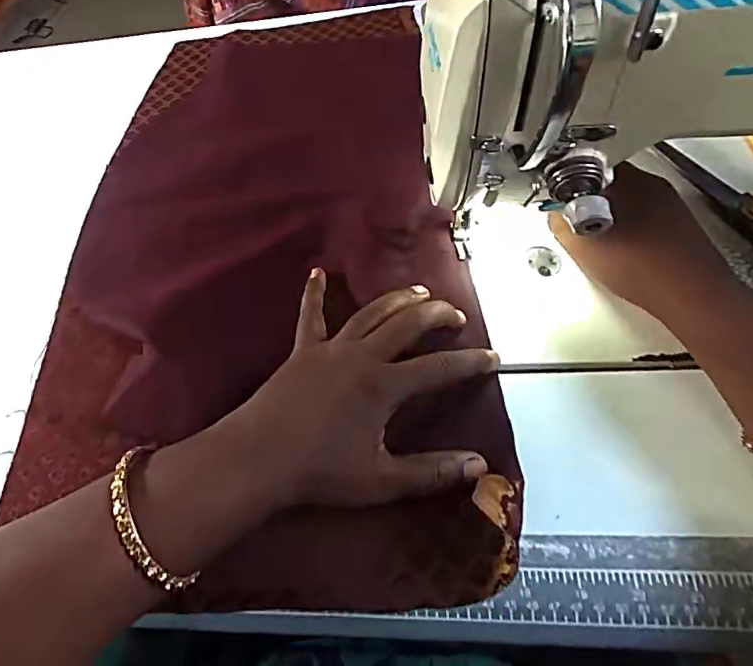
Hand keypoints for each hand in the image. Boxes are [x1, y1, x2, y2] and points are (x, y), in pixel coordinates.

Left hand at [215, 269, 498, 510]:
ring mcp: (329, 348)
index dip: (469, 362)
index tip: (492, 356)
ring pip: (370, 313)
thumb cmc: (321, 471)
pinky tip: (317, 273)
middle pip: (406, 324)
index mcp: (384, 385)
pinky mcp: (302, 349)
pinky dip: (314, 293)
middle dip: (435, 315)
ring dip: (396, 300)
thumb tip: (478, 464)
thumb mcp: (382, 480)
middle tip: (455, 314)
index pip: (438, 368)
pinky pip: (311, 315)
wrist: (261, 456)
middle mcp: (361, 356)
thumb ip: (432, 471)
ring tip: (418, 292)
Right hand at [548, 163, 748, 322]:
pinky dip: (631, 227)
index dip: (569, 184)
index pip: (588, 166)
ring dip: (610, 214)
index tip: (562, 200)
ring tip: (603, 241)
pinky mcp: (681, 223)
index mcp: (631, 180)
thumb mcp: (582, 246)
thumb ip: (560, 220)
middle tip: (578, 222)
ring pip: (627, 199)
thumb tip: (557, 212)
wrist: (695, 299)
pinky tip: (626, 251)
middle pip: (607, 182)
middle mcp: (654, 185)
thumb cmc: (647, 270)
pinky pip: (645, 215)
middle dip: (590, 199)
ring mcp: (671, 203)